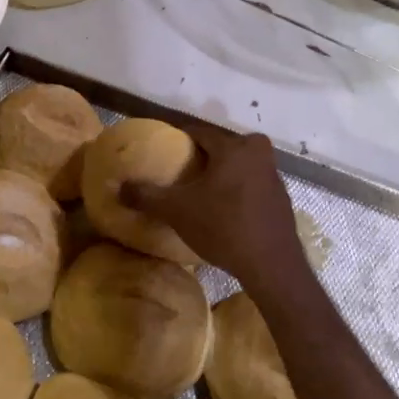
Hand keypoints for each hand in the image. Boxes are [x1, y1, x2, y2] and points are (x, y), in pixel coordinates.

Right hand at [121, 118, 307, 289]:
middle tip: (180, 171)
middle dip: (202, 156)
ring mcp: (274, 176)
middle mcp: (258, 153)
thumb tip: (116, 187)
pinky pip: (252, 184)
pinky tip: (224, 210)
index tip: (163, 149)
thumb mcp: (177, 211)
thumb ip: (146, 195)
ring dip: (222, 173)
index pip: (198, 131)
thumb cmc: (224, 227)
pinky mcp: (282, 200)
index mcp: (234, 147)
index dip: (178, 139)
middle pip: (221, 146)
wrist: (272, 267)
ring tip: (200, 190)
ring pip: (239, 165)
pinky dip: (237, 190)